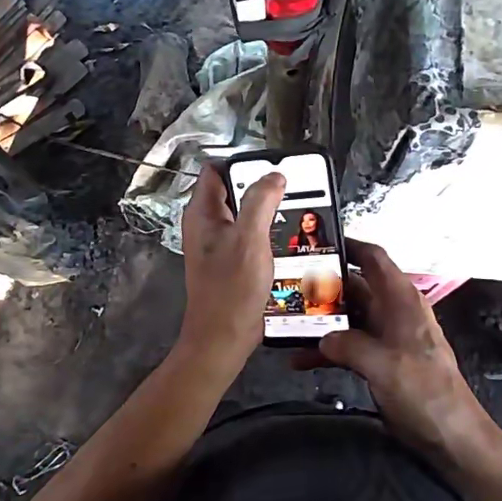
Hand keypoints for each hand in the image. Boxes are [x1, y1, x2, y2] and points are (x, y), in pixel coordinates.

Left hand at [176, 165, 284, 364]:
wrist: (223, 338)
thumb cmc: (232, 288)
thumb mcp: (249, 238)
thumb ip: (261, 201)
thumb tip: (275, 175)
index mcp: (202, 213)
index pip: (217, 170)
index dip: (244, 162)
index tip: (274, 166)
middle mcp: (208, 225)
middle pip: (235, 191)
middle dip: (263, 188)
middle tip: (294, 190)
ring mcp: (220, 245)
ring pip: (247, 216)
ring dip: (270, 213)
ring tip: (299, 211)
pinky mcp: (233, 263)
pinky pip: (253, 238)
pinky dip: (270, 235)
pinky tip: (291, 240)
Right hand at [295, 241, 490, 459]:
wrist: (449, 434)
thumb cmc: (422, 390)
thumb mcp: (382, 364)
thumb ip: (347, 345)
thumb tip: (323, 339)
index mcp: (401, 300)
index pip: (373, 259)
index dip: (348, 245)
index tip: (316, 241)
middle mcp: (393, 312)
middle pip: (353, 288)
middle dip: (322, 287)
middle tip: (285, 286)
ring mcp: (386, 337)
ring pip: (347, 318)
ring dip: (320, 323)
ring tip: (284, 324)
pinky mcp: (380, 361)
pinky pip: (348, 346)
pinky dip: (327, 351)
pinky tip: (298, 360)